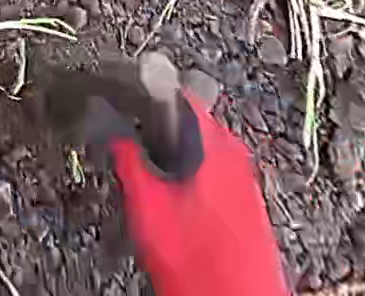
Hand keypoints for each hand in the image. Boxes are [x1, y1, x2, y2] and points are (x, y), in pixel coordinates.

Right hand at [110, 96, 288, 295]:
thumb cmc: (200, 268)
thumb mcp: (148, 209)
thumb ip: (130, 160)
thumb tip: (115, 130)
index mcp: (212, 143)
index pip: (179, 95)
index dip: (149, 97)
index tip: (132, 108)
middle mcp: (234, 153)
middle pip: (190, 121)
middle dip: (162, 135)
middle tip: (141, 159)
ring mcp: (246, 177)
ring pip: (201, 148)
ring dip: (179, 159)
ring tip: (161, 190)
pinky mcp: (250, 200)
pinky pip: (215, 171)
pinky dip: (195, 179)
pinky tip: (182, 208)